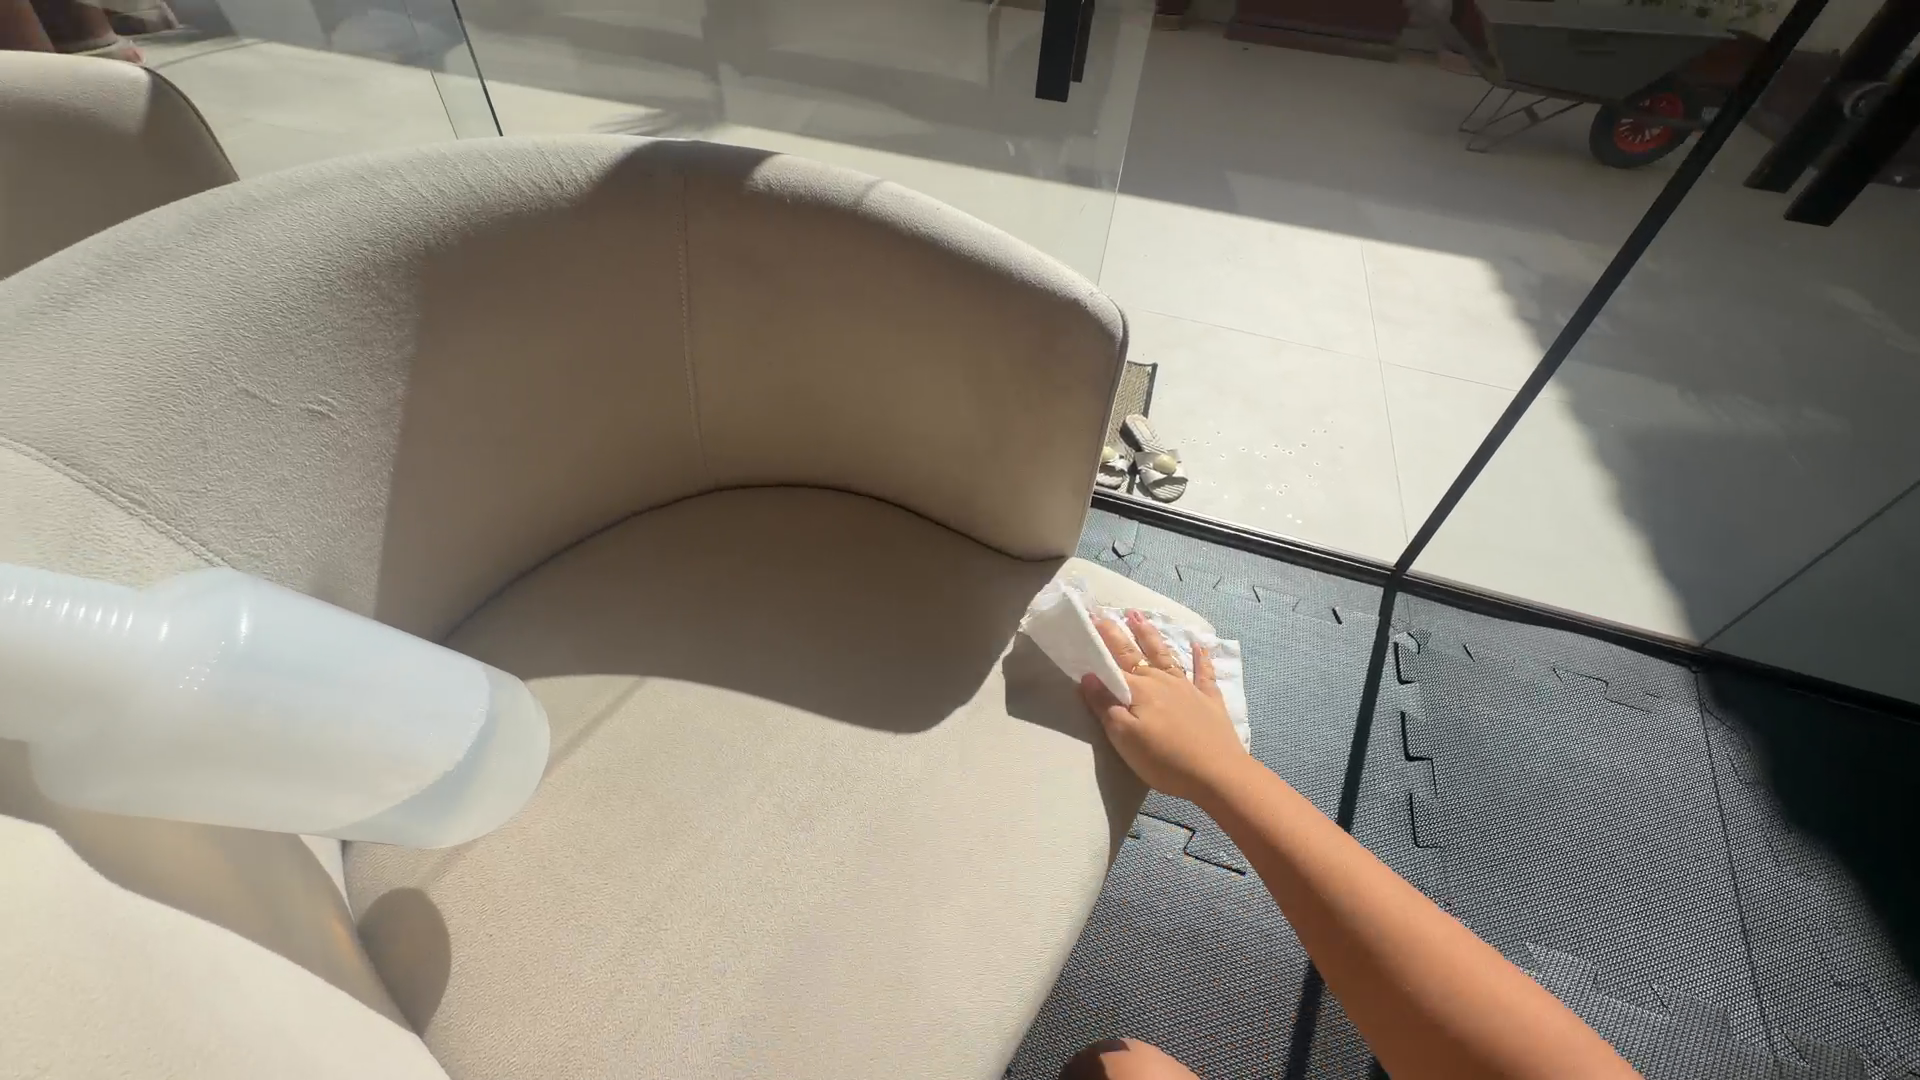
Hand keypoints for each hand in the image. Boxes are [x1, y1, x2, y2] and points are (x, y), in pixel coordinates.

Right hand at [1079, 610, 1247, 802]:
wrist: (1218, 775)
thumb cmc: (1164, 759)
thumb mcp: (1124, 738)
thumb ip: (1105, 705)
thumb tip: (1089, 675)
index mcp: (1139, 690)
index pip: (1114, 660)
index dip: (1101, 639)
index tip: (1090, 618)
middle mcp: (1162, 681)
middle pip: (1137, 653)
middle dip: (1120, 632)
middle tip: (1108, 611)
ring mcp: (1188, 688)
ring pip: (1166, 655)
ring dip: (1151, 636)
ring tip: (1139, 616)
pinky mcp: (1209, 701)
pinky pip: (1204, 674)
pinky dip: (1201, 658)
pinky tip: (1199, 645)